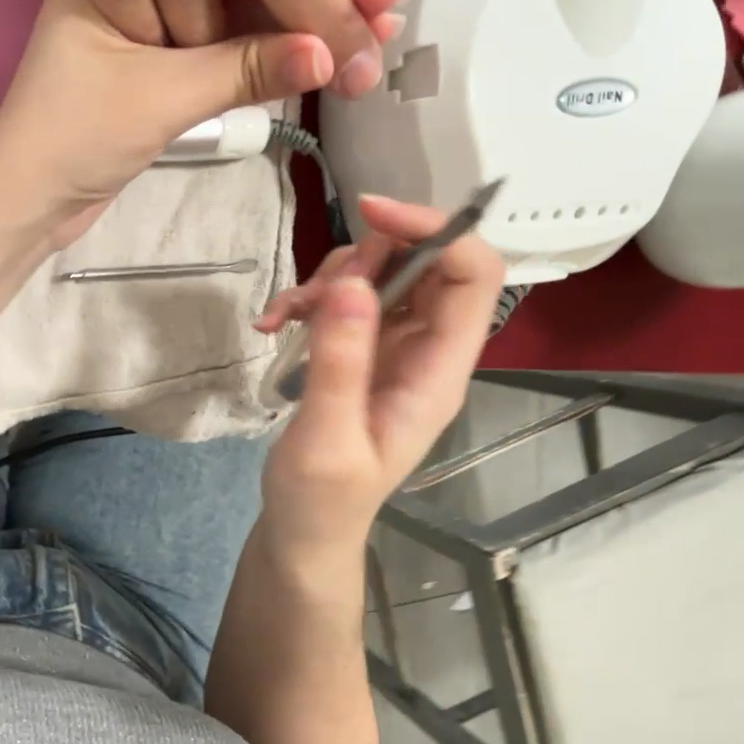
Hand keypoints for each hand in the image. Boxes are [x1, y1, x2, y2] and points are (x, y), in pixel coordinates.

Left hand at [0, 0, 387, 245]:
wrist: (23, 205)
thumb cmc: (68, 140)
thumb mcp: (161, 96)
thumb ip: (247, 68)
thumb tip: (333, 51)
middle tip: (386, 7)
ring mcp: (147, 20)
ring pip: (239, 7)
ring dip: (302, 22)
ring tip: (372, 32)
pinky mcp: (156, 63)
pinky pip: (224, 44)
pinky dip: (271, 53)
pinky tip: (322, 54)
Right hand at [251, 196, 505, 552]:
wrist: (304, 529)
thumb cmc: (322, 498)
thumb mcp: (327, 437)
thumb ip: (340, 363)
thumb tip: (353, 284)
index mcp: (438, 372)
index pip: (471, 276)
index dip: (433, 231)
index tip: (369, 214)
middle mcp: (425, 350)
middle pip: (422, 264)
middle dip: (363, 260)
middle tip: (311, 297)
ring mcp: (391, 349)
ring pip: (377, 276)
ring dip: (326, 282)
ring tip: (283, 318)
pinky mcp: (358, 354)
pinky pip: (344, 302)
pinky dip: (307, 302)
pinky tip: (273, 325)